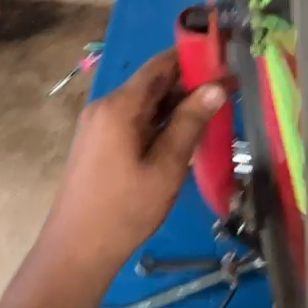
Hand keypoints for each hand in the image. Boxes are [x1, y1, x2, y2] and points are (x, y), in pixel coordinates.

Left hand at [41, 49, 227, 273]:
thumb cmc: (126, 209)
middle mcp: (105, 107)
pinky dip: (160, 122)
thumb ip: (190, 123)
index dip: (194, 59)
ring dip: (176, 106)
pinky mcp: (99, 143)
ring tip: (213, 116)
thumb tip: (215, 88)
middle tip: (228, 94)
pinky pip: (134, 121)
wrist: (78, 248)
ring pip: (145, 104)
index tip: (225, 63)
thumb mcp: (166, 167)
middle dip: (189, 85)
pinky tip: (183, 137)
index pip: (160, 65)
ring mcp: (98, 126)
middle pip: (152, 84)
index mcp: (119, 107)